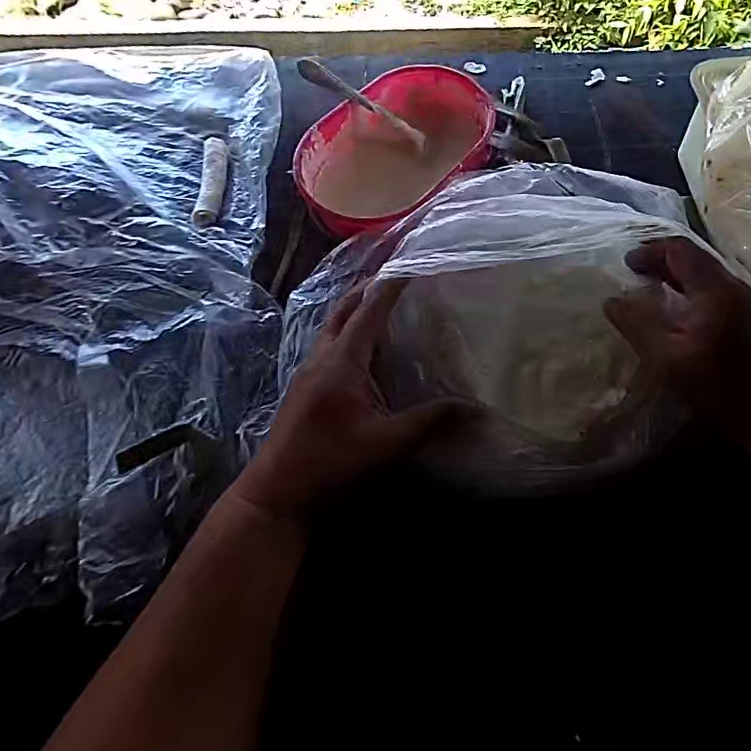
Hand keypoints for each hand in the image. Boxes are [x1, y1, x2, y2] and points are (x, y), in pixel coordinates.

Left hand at [232, 279, 452, 519]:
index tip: (411, 260)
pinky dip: (350, 330)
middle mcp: (323, 355)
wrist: (277, 490)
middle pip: (346, 307)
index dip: (391, 283)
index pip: (369, 309)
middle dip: (371, 286)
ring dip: (358, 307)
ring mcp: (310, 368)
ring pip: (335, 324)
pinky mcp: (306, 384)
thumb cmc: (330, 462)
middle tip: (399, 272)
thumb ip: (428, 421)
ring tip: (387, 301)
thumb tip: (474, 408)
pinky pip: (331, 343)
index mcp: (342, 360)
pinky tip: (367, 347)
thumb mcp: (385, 444)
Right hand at [603, 236, 750, 444]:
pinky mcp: (747, 312)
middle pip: (693, 255)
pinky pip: (712, 283)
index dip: (649, 251)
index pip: (679, 250)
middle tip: (633, 270)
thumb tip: (611, 301)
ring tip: (649, 283)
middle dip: (660, 257)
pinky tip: (675, 302)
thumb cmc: (717, 385)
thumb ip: (637, 325)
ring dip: (674, 269)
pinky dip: (688, 282)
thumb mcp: (667, 357)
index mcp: (714, 290)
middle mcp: (732, 285)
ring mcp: (743, 298)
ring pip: (704, 268)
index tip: (626, 264)